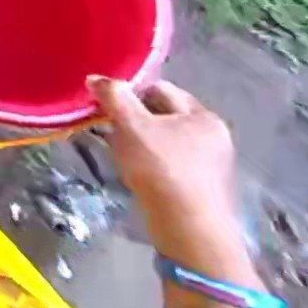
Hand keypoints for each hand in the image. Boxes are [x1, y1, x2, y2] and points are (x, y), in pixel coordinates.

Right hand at [88, 76, 241, 252]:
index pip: (159, 88)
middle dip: (131, 115)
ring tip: (116, 146)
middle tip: (107, 124)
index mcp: (203, 117)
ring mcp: (208, 161)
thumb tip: (95, 78)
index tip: (106, 103)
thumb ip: (113, 95)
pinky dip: (147, 156)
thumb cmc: (161, 169)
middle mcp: (212, 135)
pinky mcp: (199, 182)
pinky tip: (132, 166)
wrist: (189, 229)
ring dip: (136, 136)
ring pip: (161, 135)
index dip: (129, 91)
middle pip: (161, 112)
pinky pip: (167, 157)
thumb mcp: (130, 124)